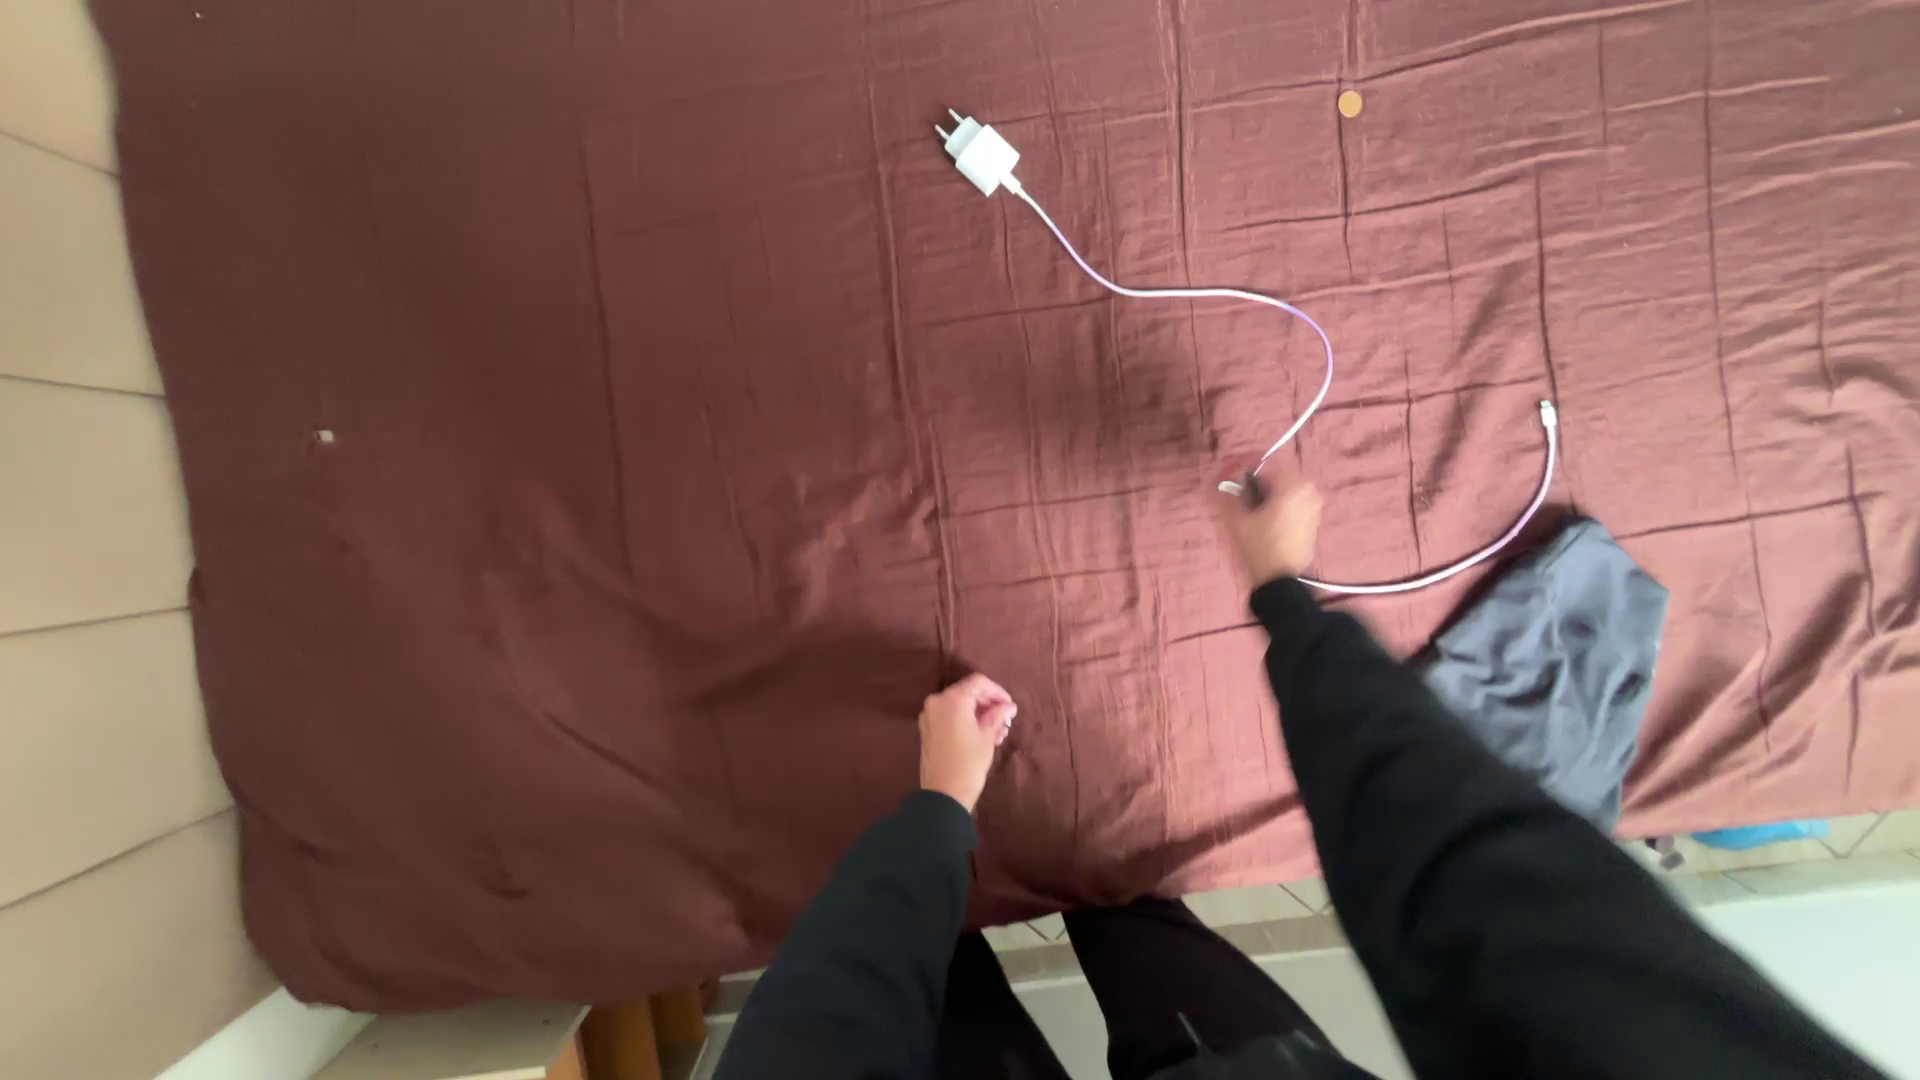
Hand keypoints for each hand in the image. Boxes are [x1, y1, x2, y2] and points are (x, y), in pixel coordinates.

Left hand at [918, 673, 1017, 813]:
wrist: (944, 794)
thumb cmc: (969, 763)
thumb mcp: (987, 736)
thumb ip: (998, 715)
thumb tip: (1008, 706)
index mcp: (952, 699)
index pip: (978, 682)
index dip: (997, 691)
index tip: (1009, 706)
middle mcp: (937, 702)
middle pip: (968, 693)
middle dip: (989, 704)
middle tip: (1006, 720)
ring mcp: (929, 716)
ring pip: (960, 706)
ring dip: (979, 714)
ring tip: (998, 732)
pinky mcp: (927, 730)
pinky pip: (950, 717)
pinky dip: (966, 721)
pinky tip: (983, 735)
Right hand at [1213, 458, 1323, 585]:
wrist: (1279, 581)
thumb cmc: (1259, 547)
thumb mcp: (1236, 520)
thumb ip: (1226, 494)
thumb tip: (1217, 481)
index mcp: (1293, 486)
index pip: (1269, 461)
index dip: (1246, 463)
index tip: (1230, 469)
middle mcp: (1309, 492)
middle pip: (1277, 476)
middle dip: (1257, 481)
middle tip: (1238, 492)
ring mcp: (1314, 508)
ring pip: (1284, 491)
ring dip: (1266, 494)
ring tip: (1249, 507)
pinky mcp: (1312, 522)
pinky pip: (1292, 504)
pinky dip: (1277, 505)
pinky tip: (1263, 519)